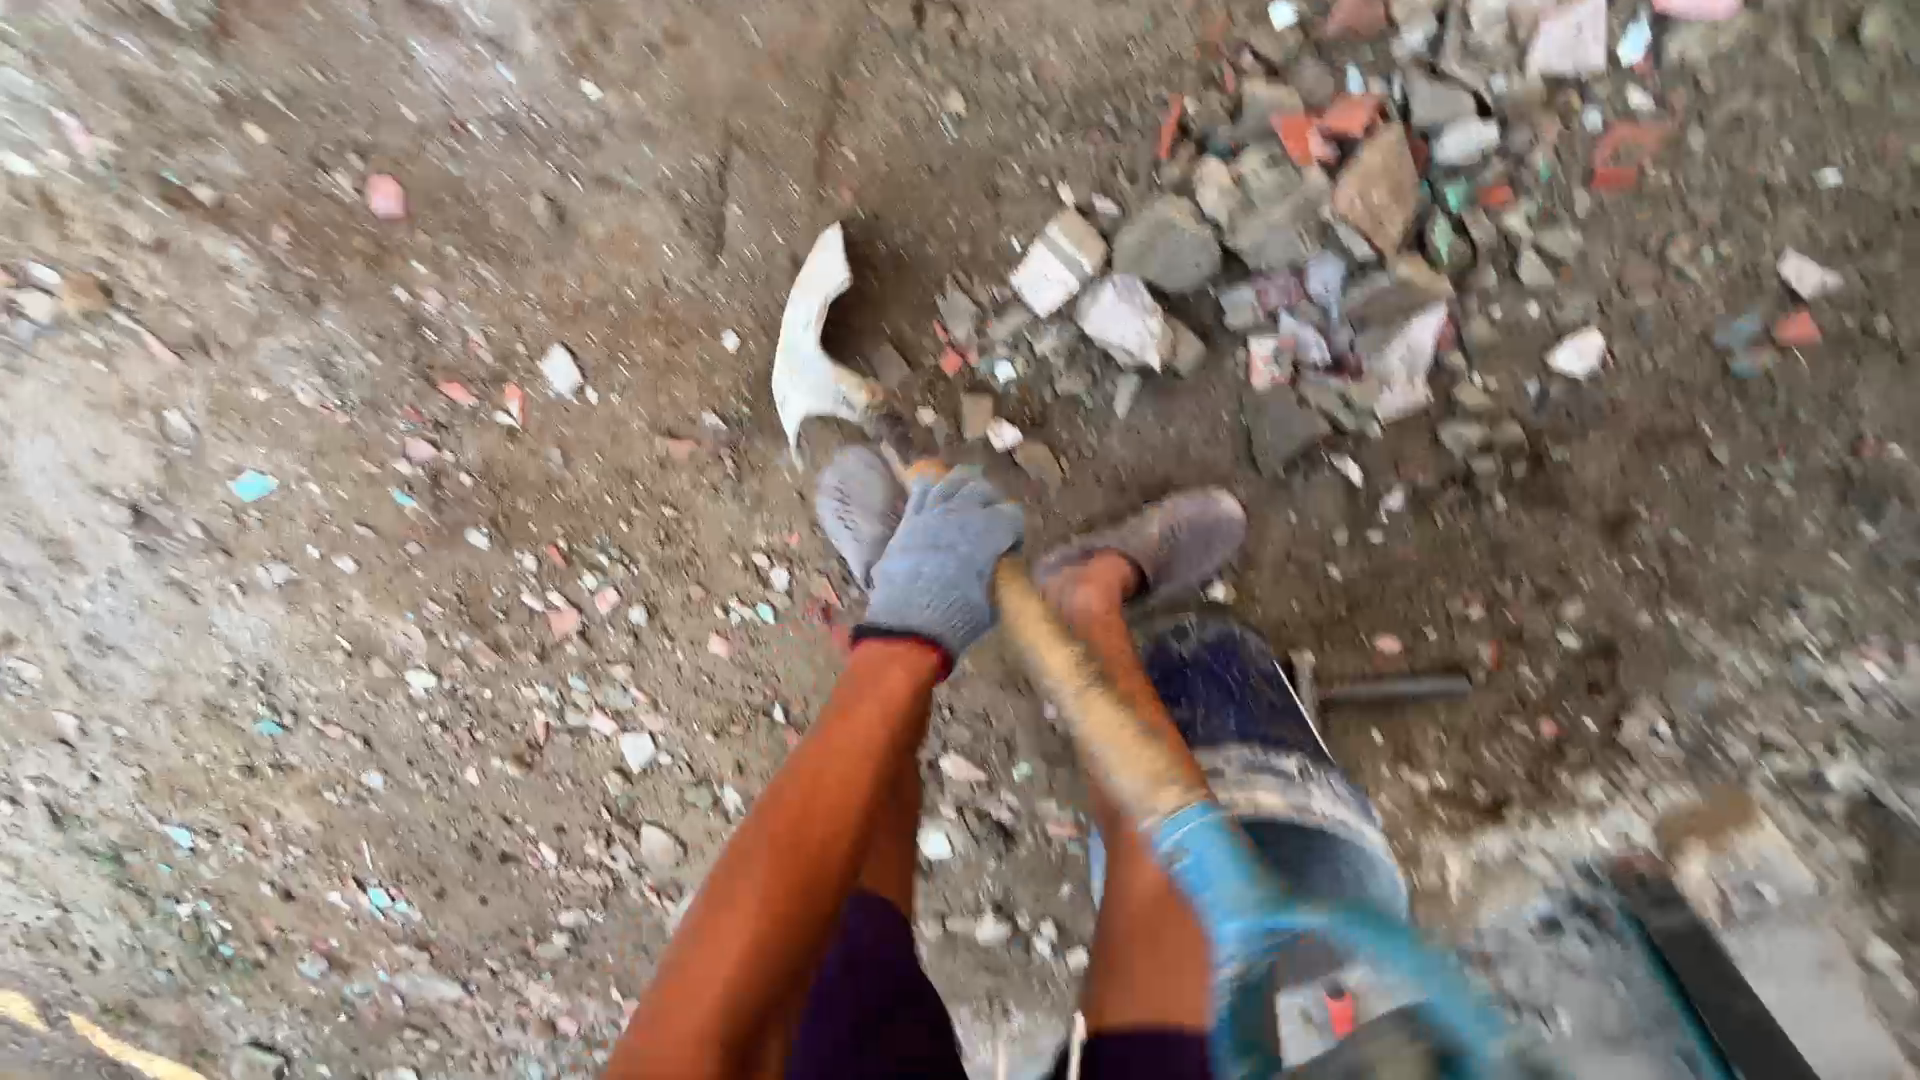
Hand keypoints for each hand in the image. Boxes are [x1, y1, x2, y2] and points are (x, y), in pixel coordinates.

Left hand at [856, 467, 1024, 663]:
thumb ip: (999, 577)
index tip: (1011, 550)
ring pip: (953, 481)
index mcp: (991, 530)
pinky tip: (936, 493)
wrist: (910, 621)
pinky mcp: (909, 520)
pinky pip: (921, 491)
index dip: (1016, 531)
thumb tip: (999, 571)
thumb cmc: (959, 614)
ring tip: (968, 498)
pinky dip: (932, 488)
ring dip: (964, 485)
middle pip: (983, 489)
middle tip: (992, 522)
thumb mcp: (994, 601)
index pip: (1013, 514)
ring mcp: (933, 512)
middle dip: (993, 503)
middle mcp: (963, 512)